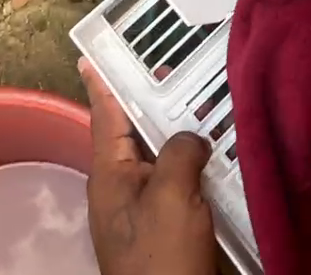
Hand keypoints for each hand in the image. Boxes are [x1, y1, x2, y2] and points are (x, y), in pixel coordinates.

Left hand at [80, 59, 215, 274]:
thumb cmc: (162, 259)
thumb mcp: (170, 197)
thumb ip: (180, 152)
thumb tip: (193, 139)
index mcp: (111, 176)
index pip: (105, 116)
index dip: (100, 84)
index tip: (89, 56)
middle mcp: (125, 188)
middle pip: (138, 131)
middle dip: (154, 98)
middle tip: (174, 66)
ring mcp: (148, 209)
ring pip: (164, 154)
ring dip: (183, 128)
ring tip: (204, 97)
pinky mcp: (172, 225)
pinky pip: (183, 179)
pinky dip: (199, 159)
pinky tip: (222, 145)